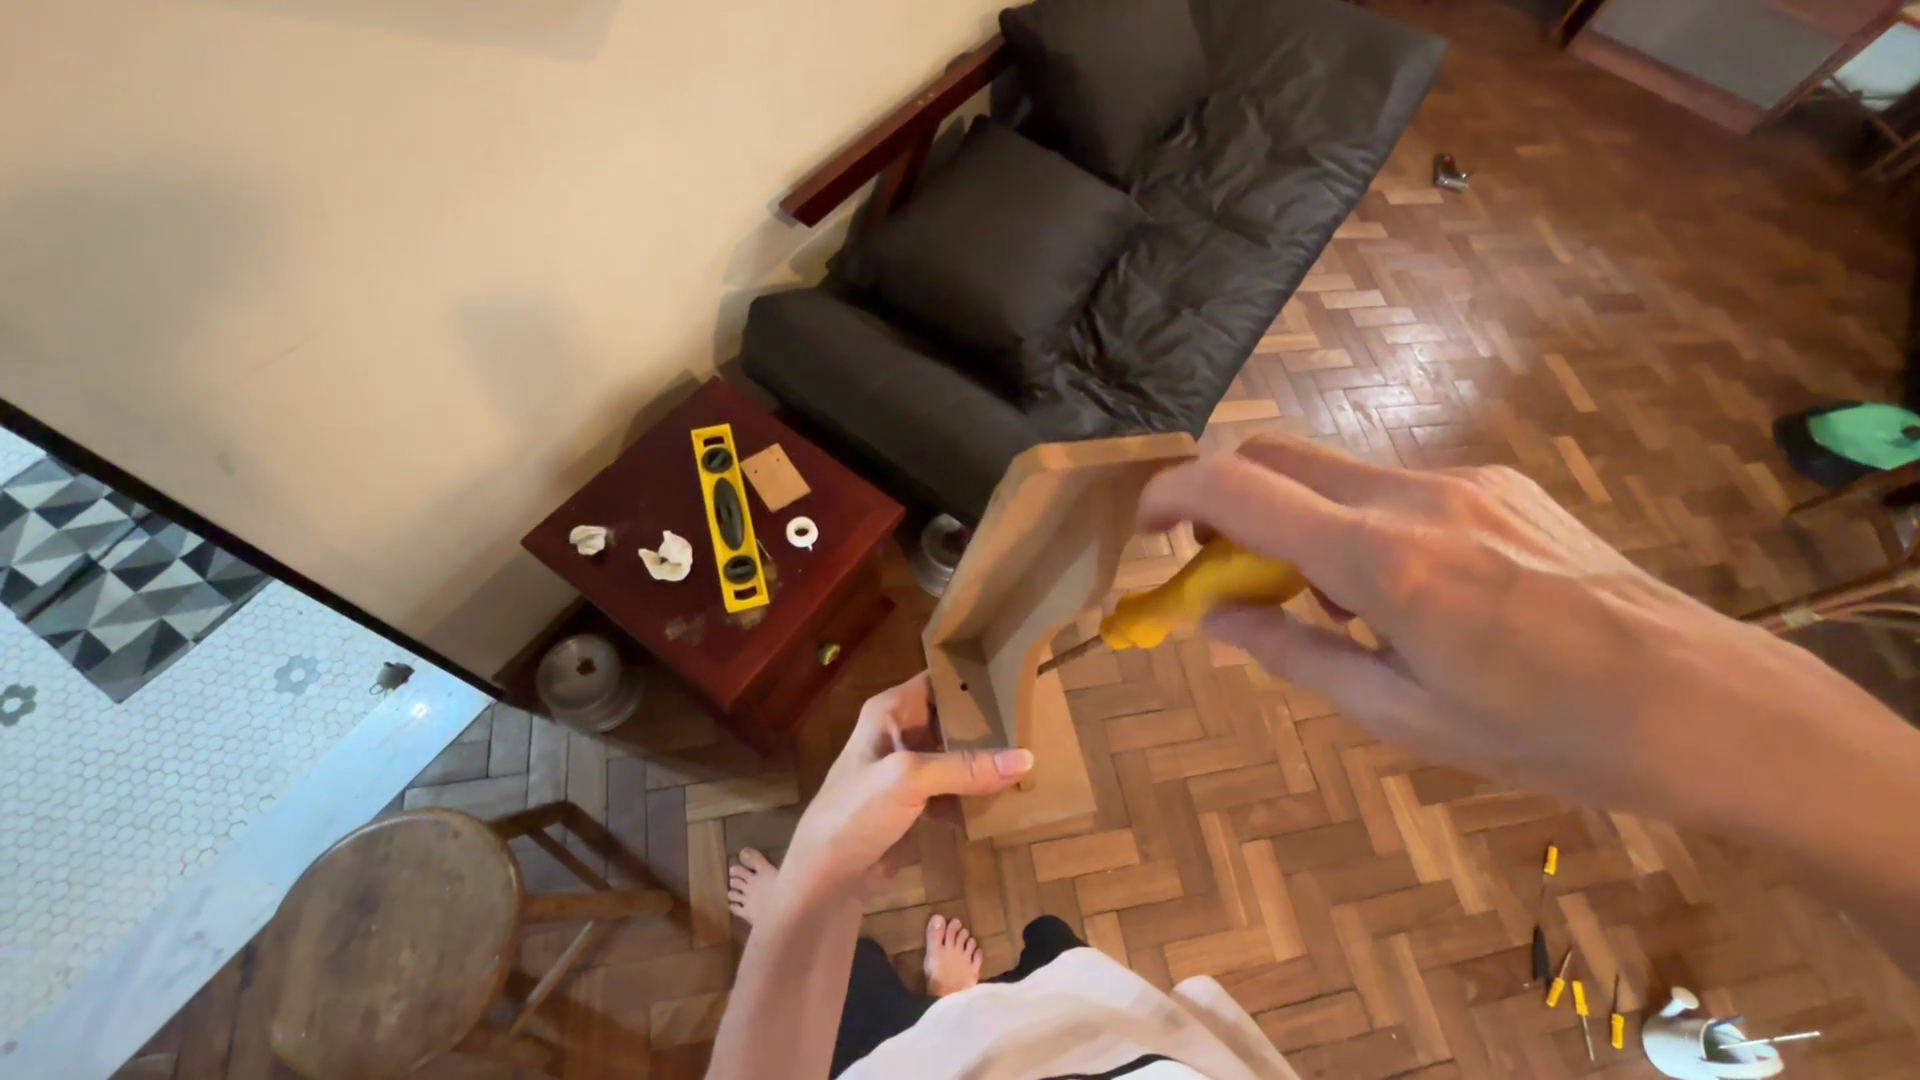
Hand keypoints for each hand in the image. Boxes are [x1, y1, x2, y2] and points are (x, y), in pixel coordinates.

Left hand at [779, 674, 1032, 900]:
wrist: (827, 876)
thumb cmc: (856, 811)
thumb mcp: (909, 778)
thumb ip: (964, 767)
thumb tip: (1026, 758)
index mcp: (890, 711)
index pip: (938, 680)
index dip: (971, 676)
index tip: (1015, 676)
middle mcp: (899, 732)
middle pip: (952, 719)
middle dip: (987, 723)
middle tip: (1034, 721)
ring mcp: (908, 769)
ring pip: (955, 757)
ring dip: (984, 762)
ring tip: (1032, 757)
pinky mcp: (915, 803)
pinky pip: (954, 790)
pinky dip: (974, 795)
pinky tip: (1004, 799)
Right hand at [1136, 434, 1911, 833]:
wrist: (1708, 704)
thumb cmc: (1541, 731)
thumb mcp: (1397, 713)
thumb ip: (1291, 653)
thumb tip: (1214, 618)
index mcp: (1379, 560)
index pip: (1237, 489)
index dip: (1170, 494)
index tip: (1145, 527)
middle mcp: (1411, 495)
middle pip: (1273, 454)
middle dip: (1222, 499)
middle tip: (1220, 564)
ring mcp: (1460, 478)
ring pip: (1329, 470)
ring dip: (1292, 515)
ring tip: (1329, 597)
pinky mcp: (1496, 480)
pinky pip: (1388, 483)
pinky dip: (1351, 518)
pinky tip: (1399, 585)